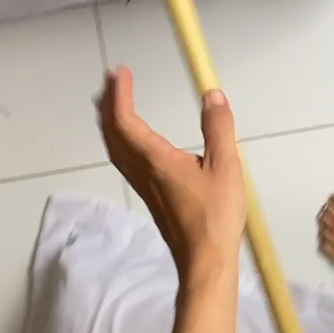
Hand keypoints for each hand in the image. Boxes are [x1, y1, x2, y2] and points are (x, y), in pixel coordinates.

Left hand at [99, 68, 247, 284]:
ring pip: (114, 148)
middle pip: (112, 133)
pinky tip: (132, 138)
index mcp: (156, 160)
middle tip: (111, 79)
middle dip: (107, 103)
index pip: (126, 121)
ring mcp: (143, 185)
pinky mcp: (150, 195)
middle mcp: (142, 171)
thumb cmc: (215, 215)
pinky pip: (123, 159)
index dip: (120, 94)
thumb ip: (218, 128)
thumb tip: (212, 94)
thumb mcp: (225, 166)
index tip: (121, 72)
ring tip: (114, 101)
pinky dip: (119, 138)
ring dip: (110, 121)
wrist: (205, 260)